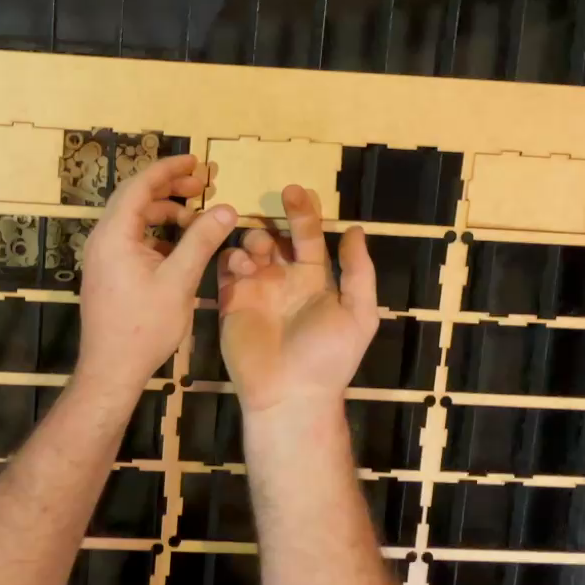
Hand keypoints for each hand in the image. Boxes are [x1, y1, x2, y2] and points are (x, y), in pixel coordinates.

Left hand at [78, 154, 237, 392]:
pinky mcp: (108, 271)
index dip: (169, 169)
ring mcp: (103, 255)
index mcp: (114, 234)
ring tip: (198, 216)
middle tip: (203, 184)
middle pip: (136, 198)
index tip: (196, 161)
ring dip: (166, 212)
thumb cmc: (143, 326)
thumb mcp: (179, 281)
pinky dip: (158, 233)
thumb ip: (201, 241)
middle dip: (170, 187)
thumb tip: (227, 208)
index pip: (140, 186)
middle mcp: (103, 238)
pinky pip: (133, 238)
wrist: (111, 370)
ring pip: (135, 219)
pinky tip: (182, 244)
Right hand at [217, 185, 378, 418]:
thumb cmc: (328, 357)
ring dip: (254, 240)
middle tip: (275, 211)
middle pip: (275, 237)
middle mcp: (283, 280)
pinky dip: (231, 259)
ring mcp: (255, 289)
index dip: (304, 213)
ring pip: (249, 248)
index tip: (296, 190)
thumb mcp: (359, 314)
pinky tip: (243, 268)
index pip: (308, 237)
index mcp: (314, 279)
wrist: (290, 394)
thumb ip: (358, 271)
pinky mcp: (231, 301)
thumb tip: (355, 230)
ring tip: (261, 253)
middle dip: (274, 222)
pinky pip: (226, 269)